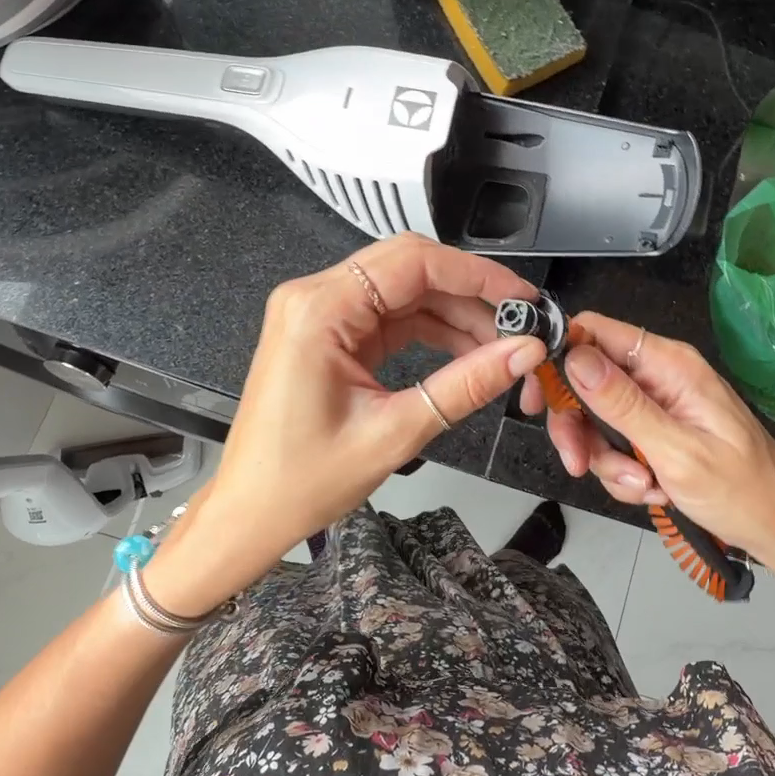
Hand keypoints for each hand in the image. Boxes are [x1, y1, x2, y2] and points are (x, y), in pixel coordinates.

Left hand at [144, 234, 545, 615]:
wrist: (250, 513)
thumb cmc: (302, 482)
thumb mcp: (395, 433)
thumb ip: (465, 385)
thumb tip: (524, 352)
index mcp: (319, 310)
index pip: (413, 262)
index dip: (476, 275)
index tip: (522, 299)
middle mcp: (314, 297)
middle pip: (409, 267)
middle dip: (469, 291)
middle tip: (519, 321)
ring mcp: (319, 313)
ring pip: (404, 289)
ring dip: (455, 312)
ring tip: (501, 345)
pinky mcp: (328, 332)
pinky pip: (390, 314)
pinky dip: (431, 328)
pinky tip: (467, 351)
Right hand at [523, 311, 774, 573]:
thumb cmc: (742, 491)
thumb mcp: (676, 450)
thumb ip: (622, 404)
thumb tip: (575, 356)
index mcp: (669, 364)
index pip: (597, 333)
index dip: (559, 358)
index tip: (538, 399)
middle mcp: (661, 377)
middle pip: (589, 382)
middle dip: (580, 427)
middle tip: (579, 463)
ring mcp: (660, 407)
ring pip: (599, 420)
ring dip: (608, 460)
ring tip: (644, 486)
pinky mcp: (660, 435)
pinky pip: (619, 446)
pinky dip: (626, 473)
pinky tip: (654, 492)